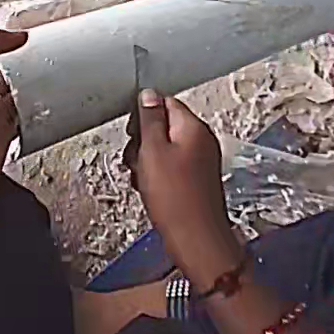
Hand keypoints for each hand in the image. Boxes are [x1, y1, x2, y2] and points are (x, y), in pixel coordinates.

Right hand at [126, 90, 244, 285]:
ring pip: (163, 147)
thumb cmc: (175, 197)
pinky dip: (156, 173)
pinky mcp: (195, 178)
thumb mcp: (153, 151)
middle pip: (163, 125)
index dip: (143, 116)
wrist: (195, 238)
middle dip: (142, 140)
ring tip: (141, 176)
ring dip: (146, 158)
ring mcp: (199, 160)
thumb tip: (148, 95)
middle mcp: (201, 141)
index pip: (164, 103)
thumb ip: (149, 120)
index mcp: (193, 128)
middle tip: (135, 157)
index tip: (132, 133)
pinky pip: (169, 165)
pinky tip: (149, 186)